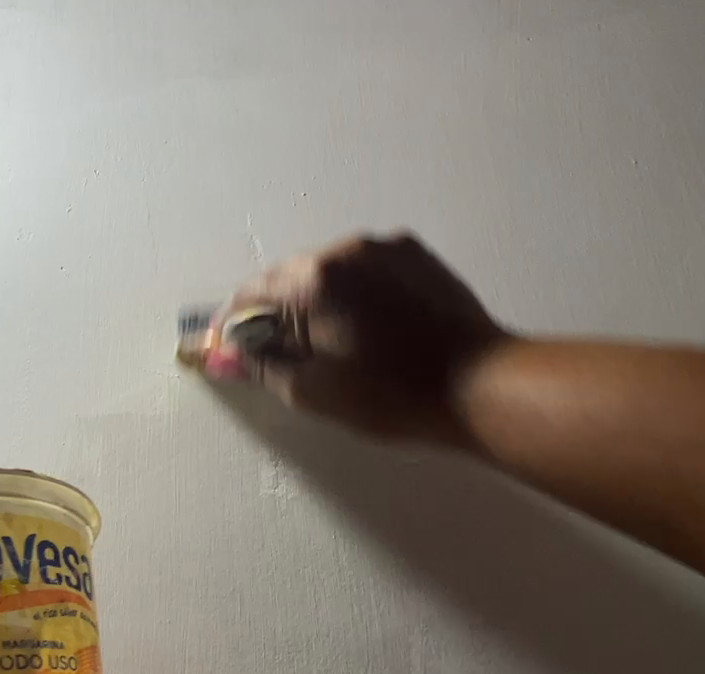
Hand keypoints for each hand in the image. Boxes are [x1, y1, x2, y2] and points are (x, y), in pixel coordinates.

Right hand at [191, 233, 512, 440]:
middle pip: (288, 277)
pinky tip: (362, 329)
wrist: (479, 385)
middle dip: (273, 312)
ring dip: (313, 302)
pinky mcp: (417, 255)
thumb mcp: (311, 391)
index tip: (225, 348)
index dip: (231, 323)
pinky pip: (363, 271)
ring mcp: (386, 247)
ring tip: (324, 344)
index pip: (250, 293)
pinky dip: (349, 295)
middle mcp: (346, 248)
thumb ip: (261, 365)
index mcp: (313, 280)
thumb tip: (229, 353)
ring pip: (327, 272)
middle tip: (274, 353)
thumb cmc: (387, 395)